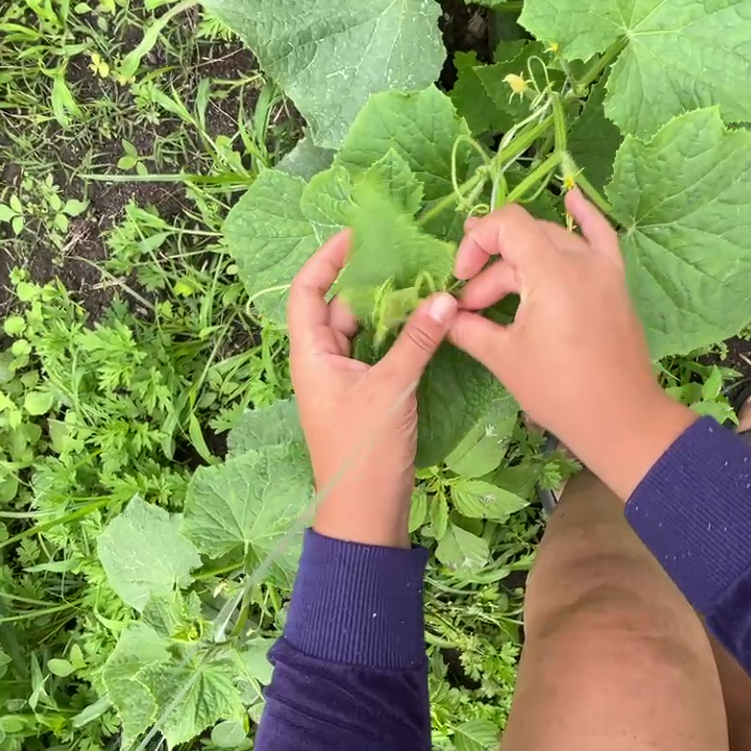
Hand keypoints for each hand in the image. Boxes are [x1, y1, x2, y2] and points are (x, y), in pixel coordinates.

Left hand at [288, 229, 456, 547]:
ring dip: (388, 310)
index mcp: (311, 356)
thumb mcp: (392, 389)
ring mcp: (344, 382)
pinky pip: (378, 354)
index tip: (355, 235)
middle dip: (368, 282)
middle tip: (407, 258)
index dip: (326, 259)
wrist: (365, 515)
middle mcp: (322, 363)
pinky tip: (426, 324)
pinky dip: (397, 337)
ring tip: (423, 283)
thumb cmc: (366, 451)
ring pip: (362, 332)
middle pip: (338, 308)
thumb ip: (416, 340)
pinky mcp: (365, 398)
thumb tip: (444, 297)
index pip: (306, 292)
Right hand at [445, 188, 694, 497]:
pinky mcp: (615, 284)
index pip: (506, 225)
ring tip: (494, 286)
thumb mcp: (504, 358)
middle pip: (525, 239)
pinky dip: (584, 218)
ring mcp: (603, 270)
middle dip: (491, 266)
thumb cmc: (558, 390)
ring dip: (520, 259)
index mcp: (552, 272)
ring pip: (553, 242)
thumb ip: (468, 328)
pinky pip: (600, 238)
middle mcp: (581, 260)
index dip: (475, 243)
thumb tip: (443, 316)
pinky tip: (572, 198)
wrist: (619, 418)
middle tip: (471, 305)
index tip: (460, 280)